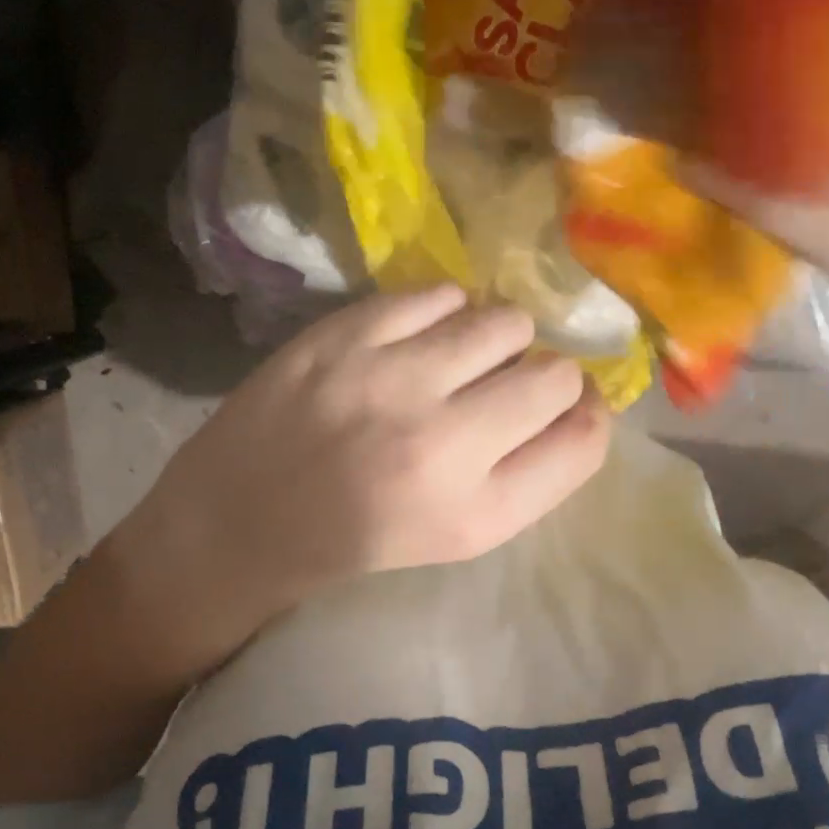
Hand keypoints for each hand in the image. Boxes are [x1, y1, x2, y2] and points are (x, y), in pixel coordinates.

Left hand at [106, 286, 609, 669]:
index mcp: (475, 512)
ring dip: (498, 340)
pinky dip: (445, 313)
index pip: (584, 439)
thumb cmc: (358, 534)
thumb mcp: (456, 534)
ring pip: (504, 323)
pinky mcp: (345, 336)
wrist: (243, 519)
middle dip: (545, 378)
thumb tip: (584, 400)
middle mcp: (444, 443)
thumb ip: (531, 473)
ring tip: (462, 360)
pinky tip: (422, 339)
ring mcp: (391, 380)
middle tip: (503, 388)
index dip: (585, 415)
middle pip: (556, 376)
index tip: (563, 408)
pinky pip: (440, 294)